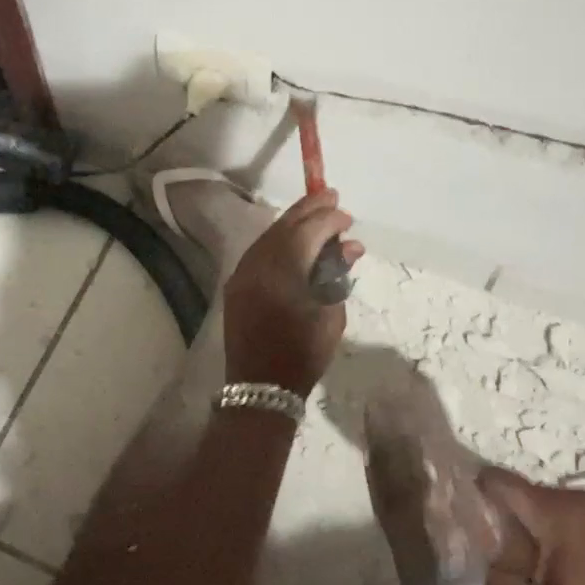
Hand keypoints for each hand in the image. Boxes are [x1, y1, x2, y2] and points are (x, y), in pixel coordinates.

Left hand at [222, 190, 362, 395]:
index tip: (346, 216)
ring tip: (317, 213)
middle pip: (285, 225)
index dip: (329, 219)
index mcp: (283, 272)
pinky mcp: (237, 282)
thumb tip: (347, 247)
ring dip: (294, 223)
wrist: (260, 387)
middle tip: (332, 198)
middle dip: (309, 210)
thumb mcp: (331, 316)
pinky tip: (295, 239)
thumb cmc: (302, 355)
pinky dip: (279, 240)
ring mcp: (243, 272)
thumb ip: (336, 276)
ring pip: (270, 235)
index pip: (308, 232)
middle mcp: (258, 264)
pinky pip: (260, 250)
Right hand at [479, 467, 584, 584]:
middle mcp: (583, 501)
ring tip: (519, 576)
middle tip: (489, 562)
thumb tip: (471, 556)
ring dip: (528, 538)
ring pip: (547, 514)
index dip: (471, 495)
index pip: (499, 481)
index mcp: (562, 511)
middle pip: (523, 498)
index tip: (455, 519)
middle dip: (502, 525)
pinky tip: (552, 581)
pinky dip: (554, 545)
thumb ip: (495, 581)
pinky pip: (572, 527)